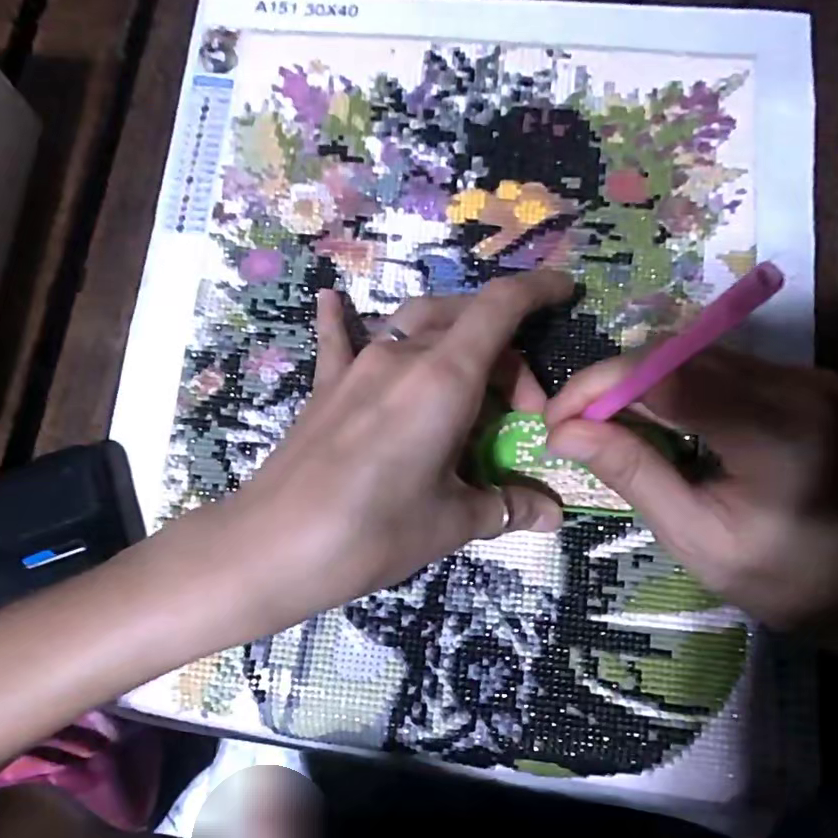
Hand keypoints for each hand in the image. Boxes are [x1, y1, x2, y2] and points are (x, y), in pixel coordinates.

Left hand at [213, 271, 570, 622]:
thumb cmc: (373, 532)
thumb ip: (506, 507)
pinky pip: (341, 343)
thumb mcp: (451, 522)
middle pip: (465, 322)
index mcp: (443, 379)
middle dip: (505, 353)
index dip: (536, 291)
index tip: (564, 291)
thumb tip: (552, 515)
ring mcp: (357, 368)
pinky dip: (345, 322)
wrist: (273, 546)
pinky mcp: (325, 389)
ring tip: (467, 379)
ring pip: (415, 327)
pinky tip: (330, 299)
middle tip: (518, 412)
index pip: (499, 308)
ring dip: (452, 340)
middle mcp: (401, 358)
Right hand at [544, 347, 837, 628]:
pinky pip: (714, 365)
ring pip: (693, 353)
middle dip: (610, 383)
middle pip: (680, 355)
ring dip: (636, 383)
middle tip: (568, 425)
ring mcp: (805, 377)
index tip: (555, 421)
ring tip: (599, 425)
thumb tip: (562, 433)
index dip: (602, 387)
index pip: (673, 377)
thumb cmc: (776, 576)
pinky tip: (646, 419)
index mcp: (778, 434)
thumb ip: (633, 473)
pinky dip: (668, 386)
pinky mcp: (800, 379)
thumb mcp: (693, 537)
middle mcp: (798, 387)